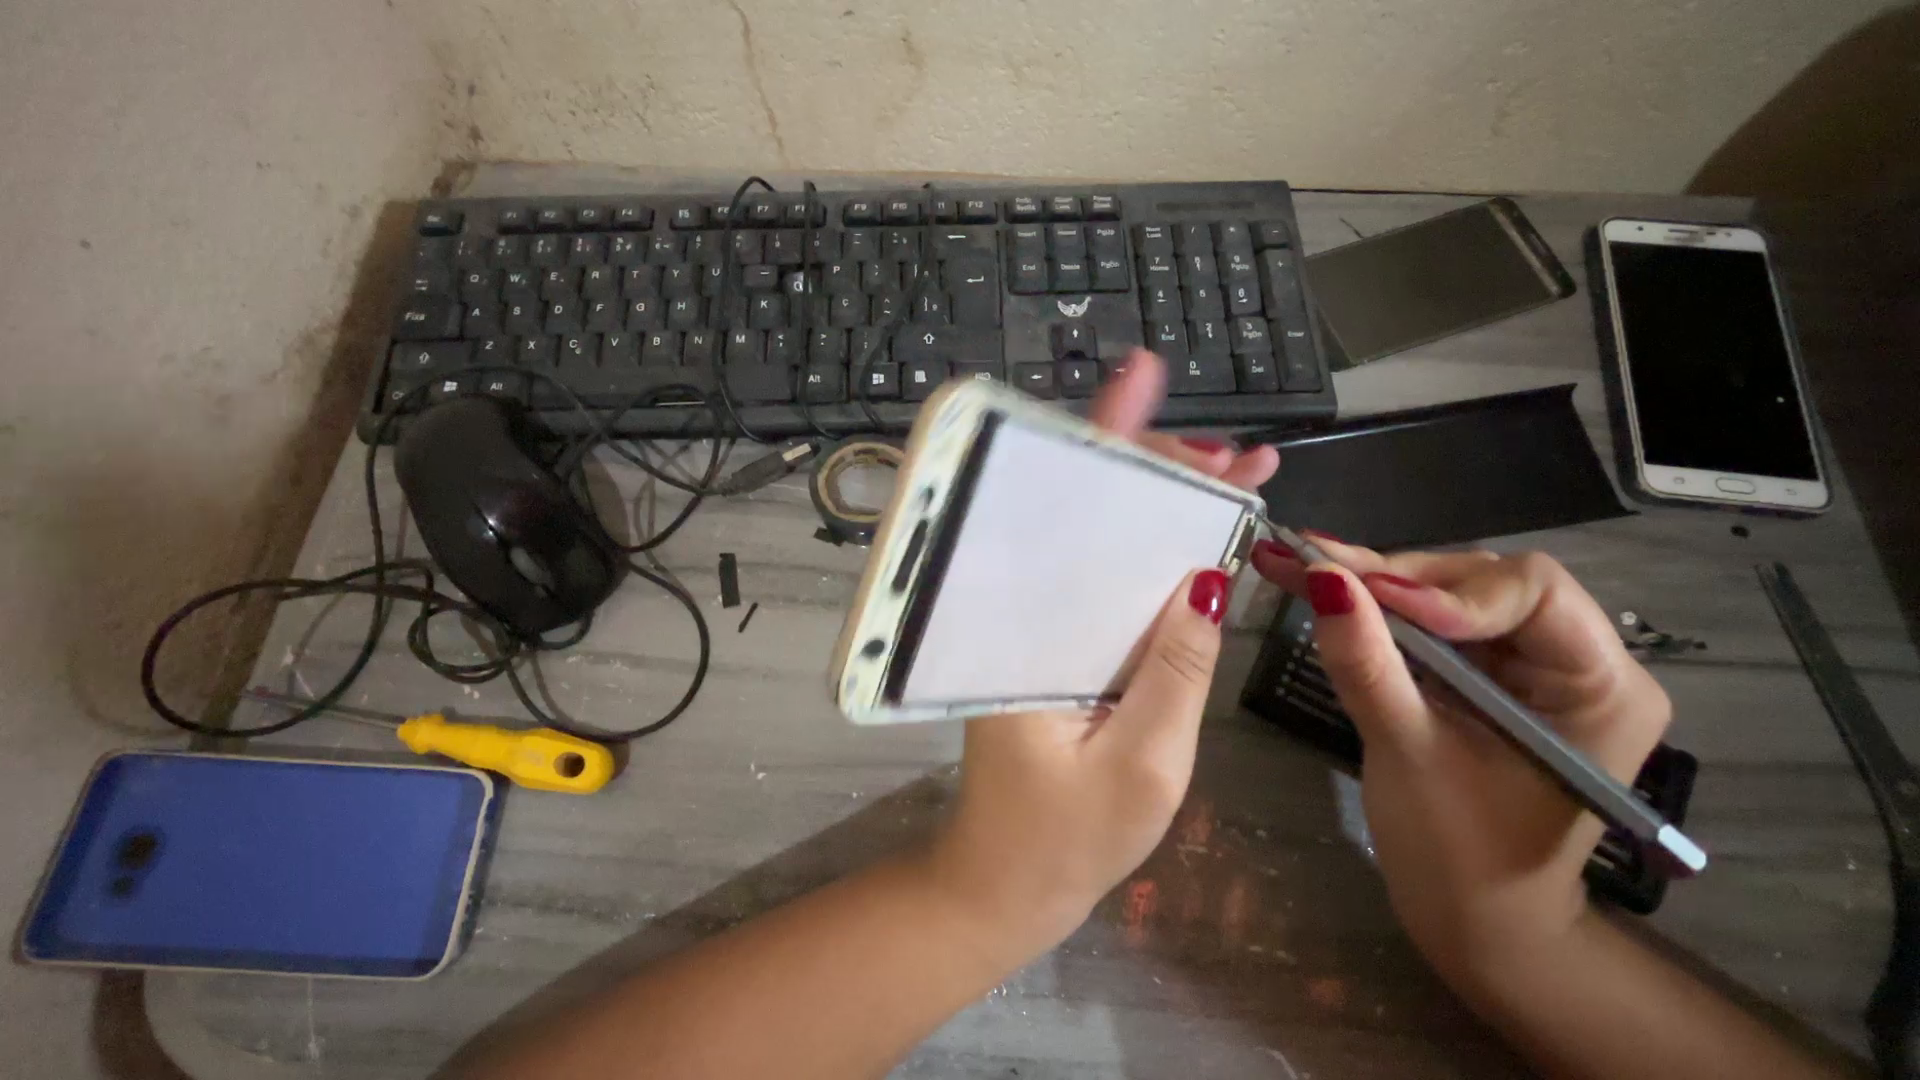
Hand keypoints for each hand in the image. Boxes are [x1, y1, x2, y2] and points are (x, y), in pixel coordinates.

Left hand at [926, 350, 1278, 952]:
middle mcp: (1024, 615)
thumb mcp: (1142, 763)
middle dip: (1159, 470)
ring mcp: (1044, 629)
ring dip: (1166, 506)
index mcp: (1024, 634)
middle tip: (1238, 454)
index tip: (1139, 380)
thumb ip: (1173, 669)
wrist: (1006, 885)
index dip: (1103, 442)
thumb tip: (1207, 576)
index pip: (1063, 516)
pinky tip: (1202, 538)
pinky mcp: (1061, 649)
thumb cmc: (1065, 838)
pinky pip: (1109, 588)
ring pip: (1102, 545)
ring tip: (1239, 476)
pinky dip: (1156, 558)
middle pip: (1087, 516)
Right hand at [1250, 537, 1670, 989]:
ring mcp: (1526, 664)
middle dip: (1396, 577)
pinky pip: (1427, 623)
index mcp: (1602, 685)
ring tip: (1297, 564)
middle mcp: (1575, 660)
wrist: (1471, 919)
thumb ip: (1368, 664)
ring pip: (1446, 593)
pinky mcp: (1483, 673)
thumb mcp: (1408, 754)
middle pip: (1483, 581)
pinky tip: (1318, 583)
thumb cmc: (1459, 856)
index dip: (1448, 588)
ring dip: (1372, 582)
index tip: (1371, 597)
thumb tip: (1322, 579)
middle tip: (1311, 563)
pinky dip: (1372, 607)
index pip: (1533, 593)